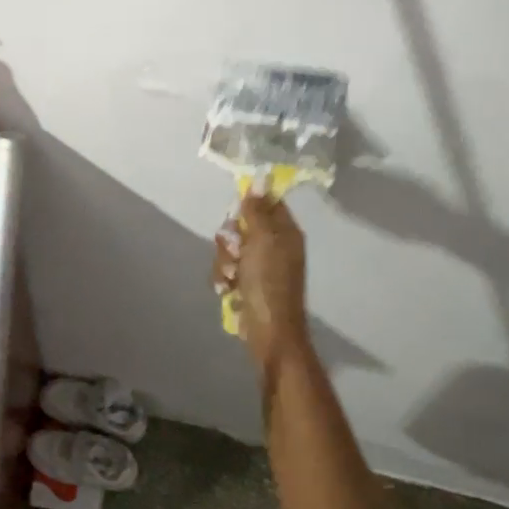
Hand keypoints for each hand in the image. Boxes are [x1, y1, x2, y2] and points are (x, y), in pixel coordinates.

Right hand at [212, 191, 307, 361]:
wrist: (268, 330)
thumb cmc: (268, 283)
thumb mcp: (262, 241)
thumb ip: (258, 210)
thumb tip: (260, 178)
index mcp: (285, 232)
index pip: (266, 203)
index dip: (247, 206)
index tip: (237, 216)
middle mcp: (274, 246)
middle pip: (242, 226)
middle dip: (230, 239)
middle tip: (235, 251)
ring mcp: (260, 266)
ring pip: (230, 248)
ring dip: (224, 261)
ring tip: (231, 277)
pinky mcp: (246, 283)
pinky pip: (226, 269)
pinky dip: (224, 277)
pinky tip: (226, 289)